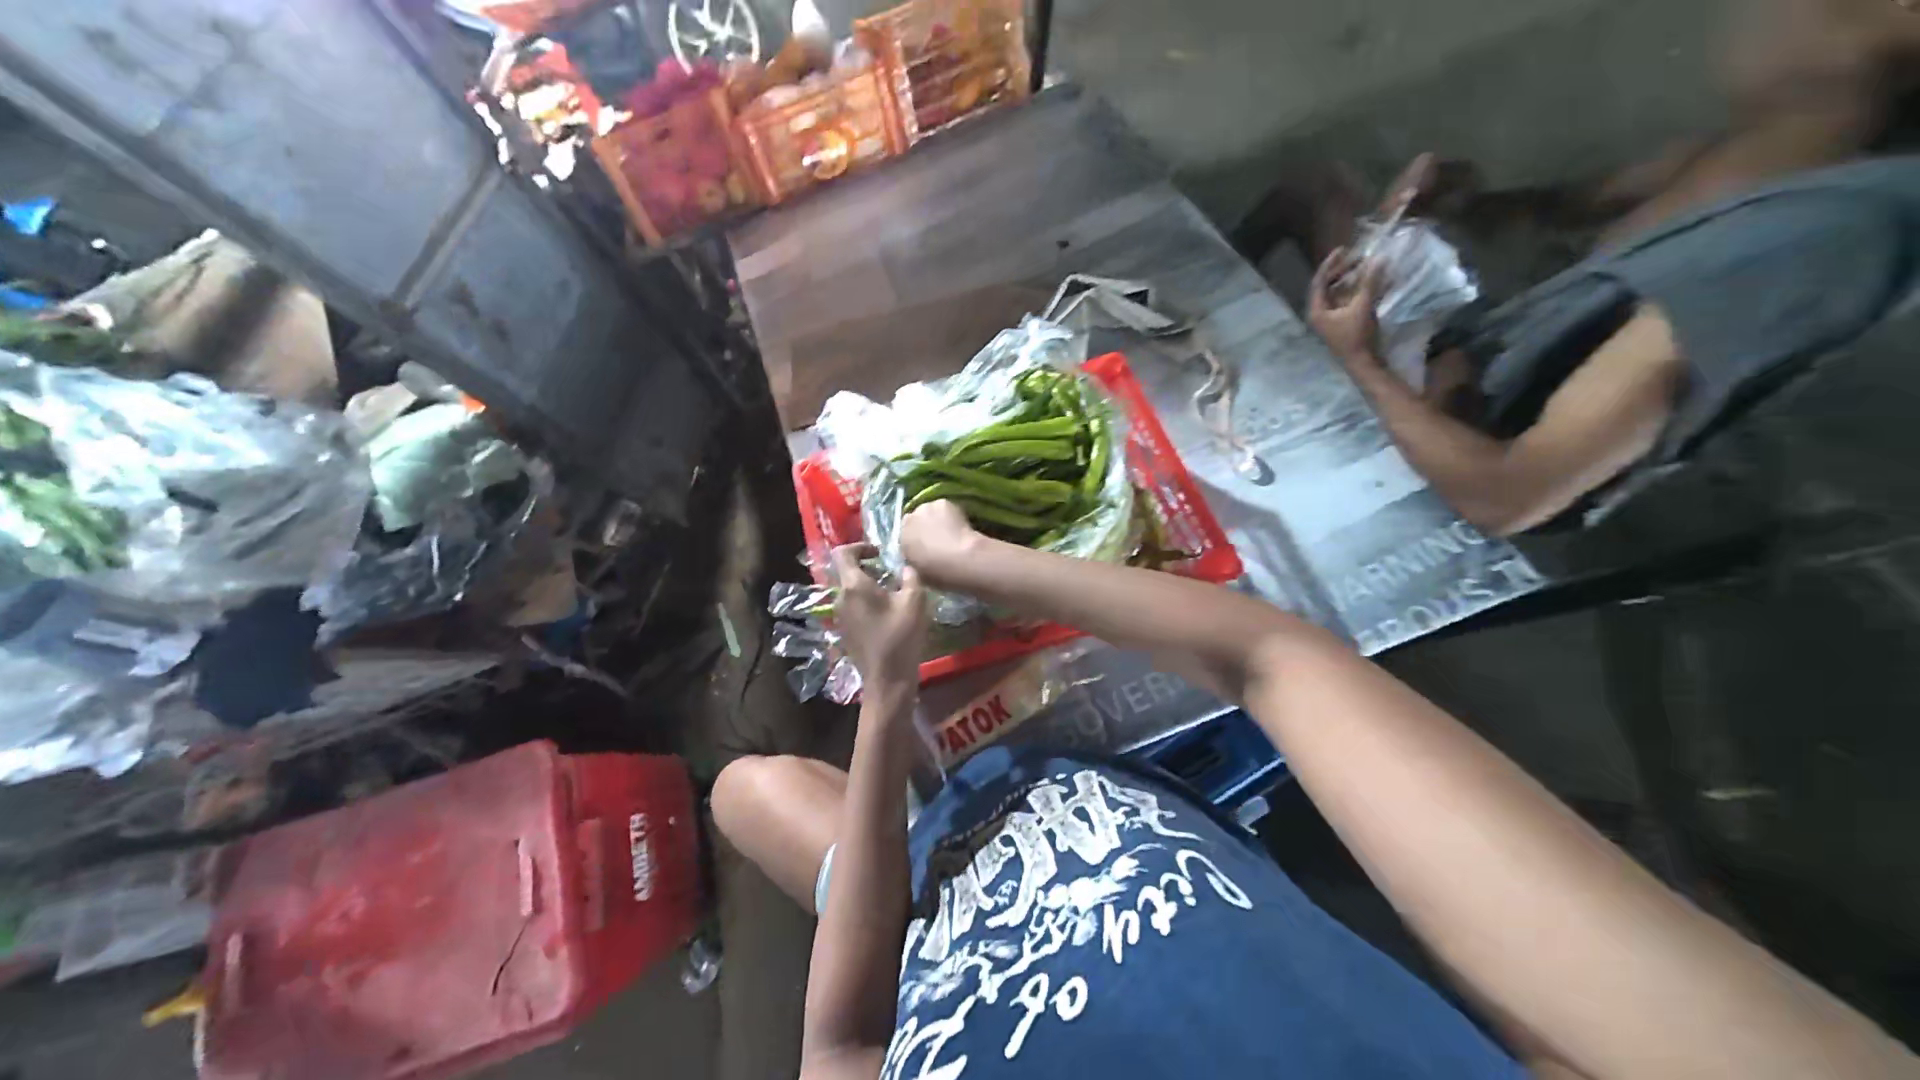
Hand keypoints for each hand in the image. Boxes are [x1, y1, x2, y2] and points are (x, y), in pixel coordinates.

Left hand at [831, 544, 926, 689]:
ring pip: (852, 591)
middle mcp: (841, 598)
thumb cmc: (901, 636)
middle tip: (893, 574)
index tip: (879, 553)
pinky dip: (867, 603)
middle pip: (848, 573)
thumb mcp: (915, 601)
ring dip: (870, 587)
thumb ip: (910, 576)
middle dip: (870, 569)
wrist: (887, 680)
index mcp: (853, 586)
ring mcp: (840, 617)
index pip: (843, 553)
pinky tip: (887, 616)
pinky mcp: (845, 632)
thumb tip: (906, 567)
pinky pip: (853, 608)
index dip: (860, 546)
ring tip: (894, 595)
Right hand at [899, 501, 981, 587]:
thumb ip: (914, 561)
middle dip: (924, 527)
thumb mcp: (918, 573)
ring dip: (936, 519)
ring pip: (929, 512)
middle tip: (938, 539)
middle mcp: (907, 520)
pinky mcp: (942, 502)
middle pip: (915, 520)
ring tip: (950, 531)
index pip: (904, 535)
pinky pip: (944, 508)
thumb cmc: (938, 573)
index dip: (915, 540)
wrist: (959, 559)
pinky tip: (959, 524)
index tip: (925, 547)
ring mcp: (924, 508)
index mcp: (900, 540)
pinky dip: (950, 514)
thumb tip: (918, 557)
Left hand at [1308, 245, 1385, 366]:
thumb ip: (1369, 282)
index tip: (1342, 249)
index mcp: (1316, 310)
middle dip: (1341, 270)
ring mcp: (1328, 319)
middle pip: (1326, 286)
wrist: (1361, 362)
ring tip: (1363, 265)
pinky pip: (1343, 301)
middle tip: (1356, 256)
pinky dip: (1353, 290)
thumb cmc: (1357, 336)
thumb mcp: (1363, 306)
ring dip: (1349, 279)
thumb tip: (1378, 259)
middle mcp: (1318, 314)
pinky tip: (1366, 282)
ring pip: (1336, 293)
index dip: (1330, 264)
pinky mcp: (1339, 323)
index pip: (1318, 281)